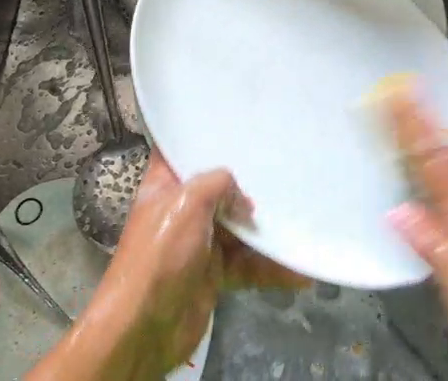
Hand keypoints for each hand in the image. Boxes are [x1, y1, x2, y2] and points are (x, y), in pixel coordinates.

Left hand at [30, 151, 304, 380]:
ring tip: (302, 216)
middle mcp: (182, 208)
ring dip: (266, 228)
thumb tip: (243, 199)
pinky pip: (248, 264)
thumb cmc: (160, 253)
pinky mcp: (214, 273)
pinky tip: (300, 272)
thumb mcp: (187, 202)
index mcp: (164, 183)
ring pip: (239, 227)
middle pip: (220, 188)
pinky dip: (272, 268)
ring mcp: (199, 241)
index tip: (237, 122)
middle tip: (283, 164)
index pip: (182, 149)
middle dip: (248, 182)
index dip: (204, 134)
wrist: (146, 326)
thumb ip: (219, 184)